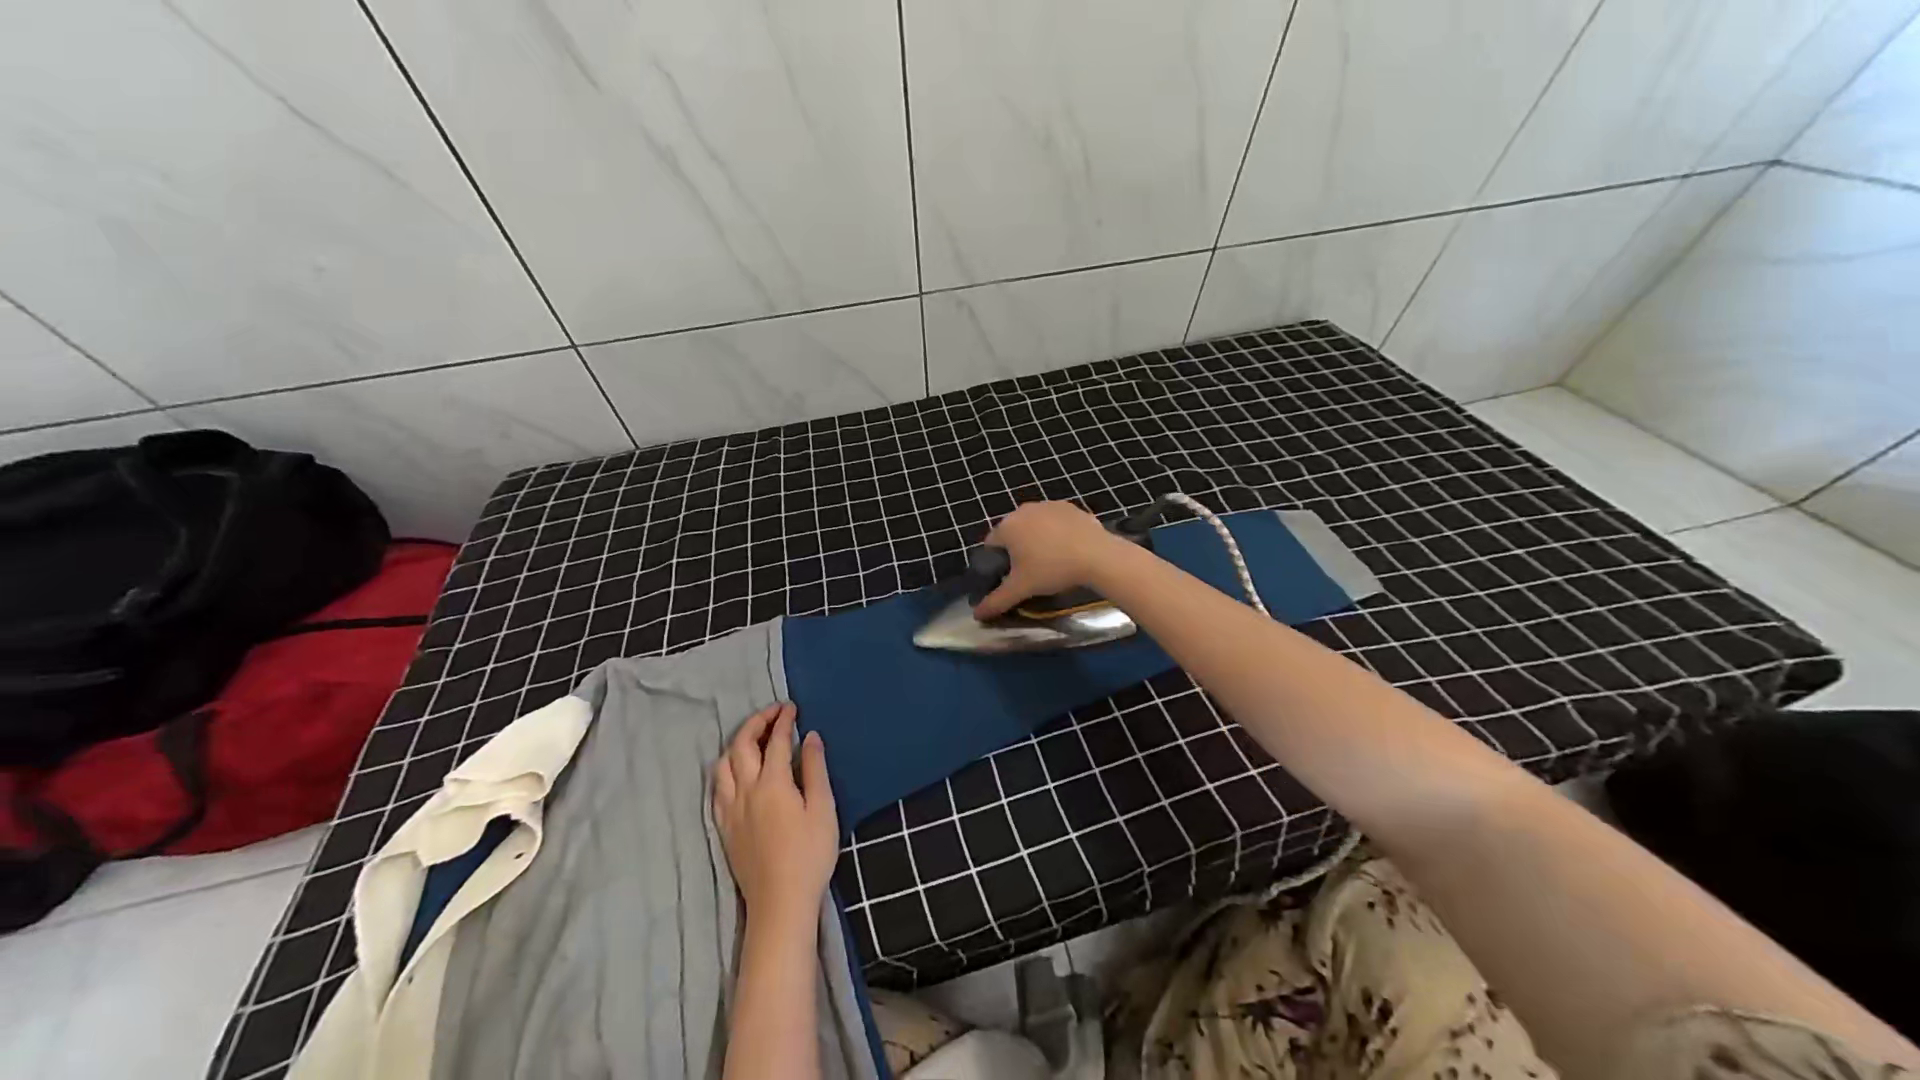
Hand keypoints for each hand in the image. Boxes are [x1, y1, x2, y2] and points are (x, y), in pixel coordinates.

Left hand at [712, 703, 837, 927]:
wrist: (780, 902)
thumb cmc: (810, 855)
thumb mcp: (823, 809)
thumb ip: (815, 770)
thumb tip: (810, 737)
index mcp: (772, 784)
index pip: (775, 741)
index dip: (783, 720)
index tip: (792, 707)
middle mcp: (745, 790)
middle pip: (742, 745)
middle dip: (756, 723)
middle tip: (774, 713)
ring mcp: (730, 809)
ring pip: (723, 764)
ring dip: (737, 743)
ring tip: (754, 738)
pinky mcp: (723, 827)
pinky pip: (716, 788)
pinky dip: (726, 769)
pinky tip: (735, 772)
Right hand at [974, 501, 1135, 618]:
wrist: (1098, 555)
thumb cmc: (1052, 569)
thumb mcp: (1021, 589)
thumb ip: (996, 601)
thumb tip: (977, 614)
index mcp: (1007, 526)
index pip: (991, 544)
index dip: (997, 562)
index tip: (1010, 576)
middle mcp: (1023, 510)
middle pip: (1013, 532)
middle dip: (1018, 549)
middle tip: (1031, 571)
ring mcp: (1048, 505)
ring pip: (1035, 525)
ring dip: (1037, 539)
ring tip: (1052, 561)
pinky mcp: (1070, 506)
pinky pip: (1056, 521)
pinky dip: (1057, 533)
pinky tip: (1069, 549)